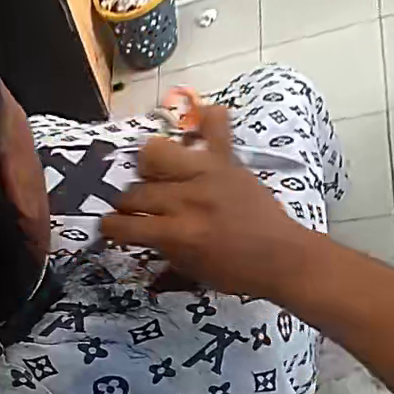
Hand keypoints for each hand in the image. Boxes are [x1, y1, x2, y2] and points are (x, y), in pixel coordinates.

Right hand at [104, 105, 324, 298]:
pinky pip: (214, 125)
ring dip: (149, 166)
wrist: (282, 258)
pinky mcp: (228, 161)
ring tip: (158, 177)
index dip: (111, 228)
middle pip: (136, 192)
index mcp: (175, 234)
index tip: (111, 228)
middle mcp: (185, 199)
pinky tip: (199, 128)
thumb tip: (140, 237)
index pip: (125, 224)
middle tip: (138, 212)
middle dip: (128, 205)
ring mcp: (206, 174)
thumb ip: (163, 254)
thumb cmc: (237, 273)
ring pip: (155, 152)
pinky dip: (206, 120)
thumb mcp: (193, 273)